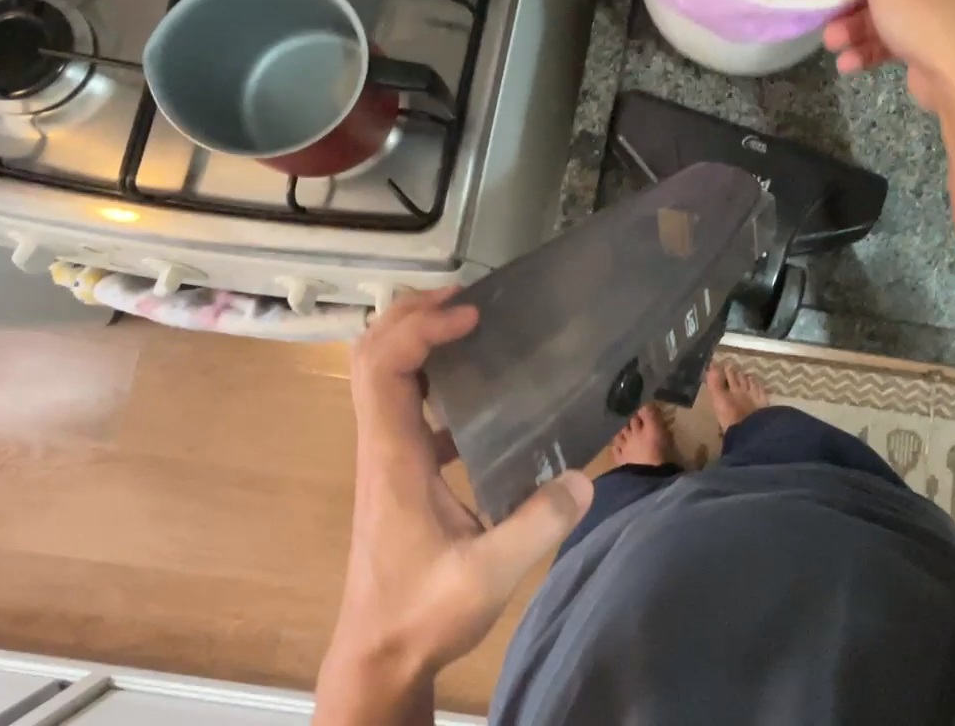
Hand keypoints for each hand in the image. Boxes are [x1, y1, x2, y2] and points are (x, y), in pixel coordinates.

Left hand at [316, 288, 592, 724]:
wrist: (378, 656)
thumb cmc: (421, 614)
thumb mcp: (487, 577)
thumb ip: (536, 526)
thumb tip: (582, 478)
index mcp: (393, 458)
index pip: (384, 367)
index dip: (420, 328)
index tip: (470, 316)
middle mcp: (383, 446)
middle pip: (372, 356)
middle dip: (411, 315)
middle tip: (465, 299)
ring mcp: (387, 458)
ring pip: (383, 376)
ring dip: (416, 339)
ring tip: (469, 324)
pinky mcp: (400, 473)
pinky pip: (407, 405)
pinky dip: (433, 377)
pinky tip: (480, 389)